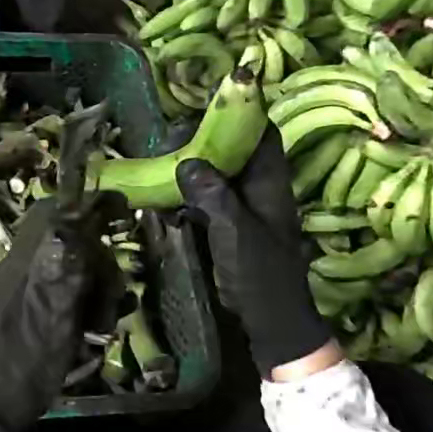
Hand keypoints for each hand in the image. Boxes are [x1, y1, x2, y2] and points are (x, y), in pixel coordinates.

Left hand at [0, 198, 115, 431]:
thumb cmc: (24, 360)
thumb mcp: (49, 315)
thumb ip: (62, 267)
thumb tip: (75, 220)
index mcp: (27, 258)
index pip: (57, 210)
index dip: (90, 207)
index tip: (122, 215)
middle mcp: (30, 264)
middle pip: (76, 239)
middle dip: (101, 261)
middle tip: (110, 293)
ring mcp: (35, 285)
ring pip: (80, 267)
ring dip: (100, 288)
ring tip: (102, 322)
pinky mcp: (42, 306)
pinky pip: (75, 291)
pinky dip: (92, 304)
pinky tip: (98, 329)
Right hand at [176, 126, 336, 377]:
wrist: (270, 320)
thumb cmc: (260, 273)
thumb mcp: (235, 230)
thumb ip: (213, 193)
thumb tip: (187, 161)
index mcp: (270, 182)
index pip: (261, 133)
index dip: (238, 115)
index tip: (202, 111)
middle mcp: (259, 188)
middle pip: (233, 150)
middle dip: (202, 142)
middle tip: (169, 144)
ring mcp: (244, 208)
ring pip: (217, 173)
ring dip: (191, 168)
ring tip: (162, 168)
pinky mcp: (229, 226)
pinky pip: (206, 198)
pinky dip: (187, 194)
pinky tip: (167, 200)